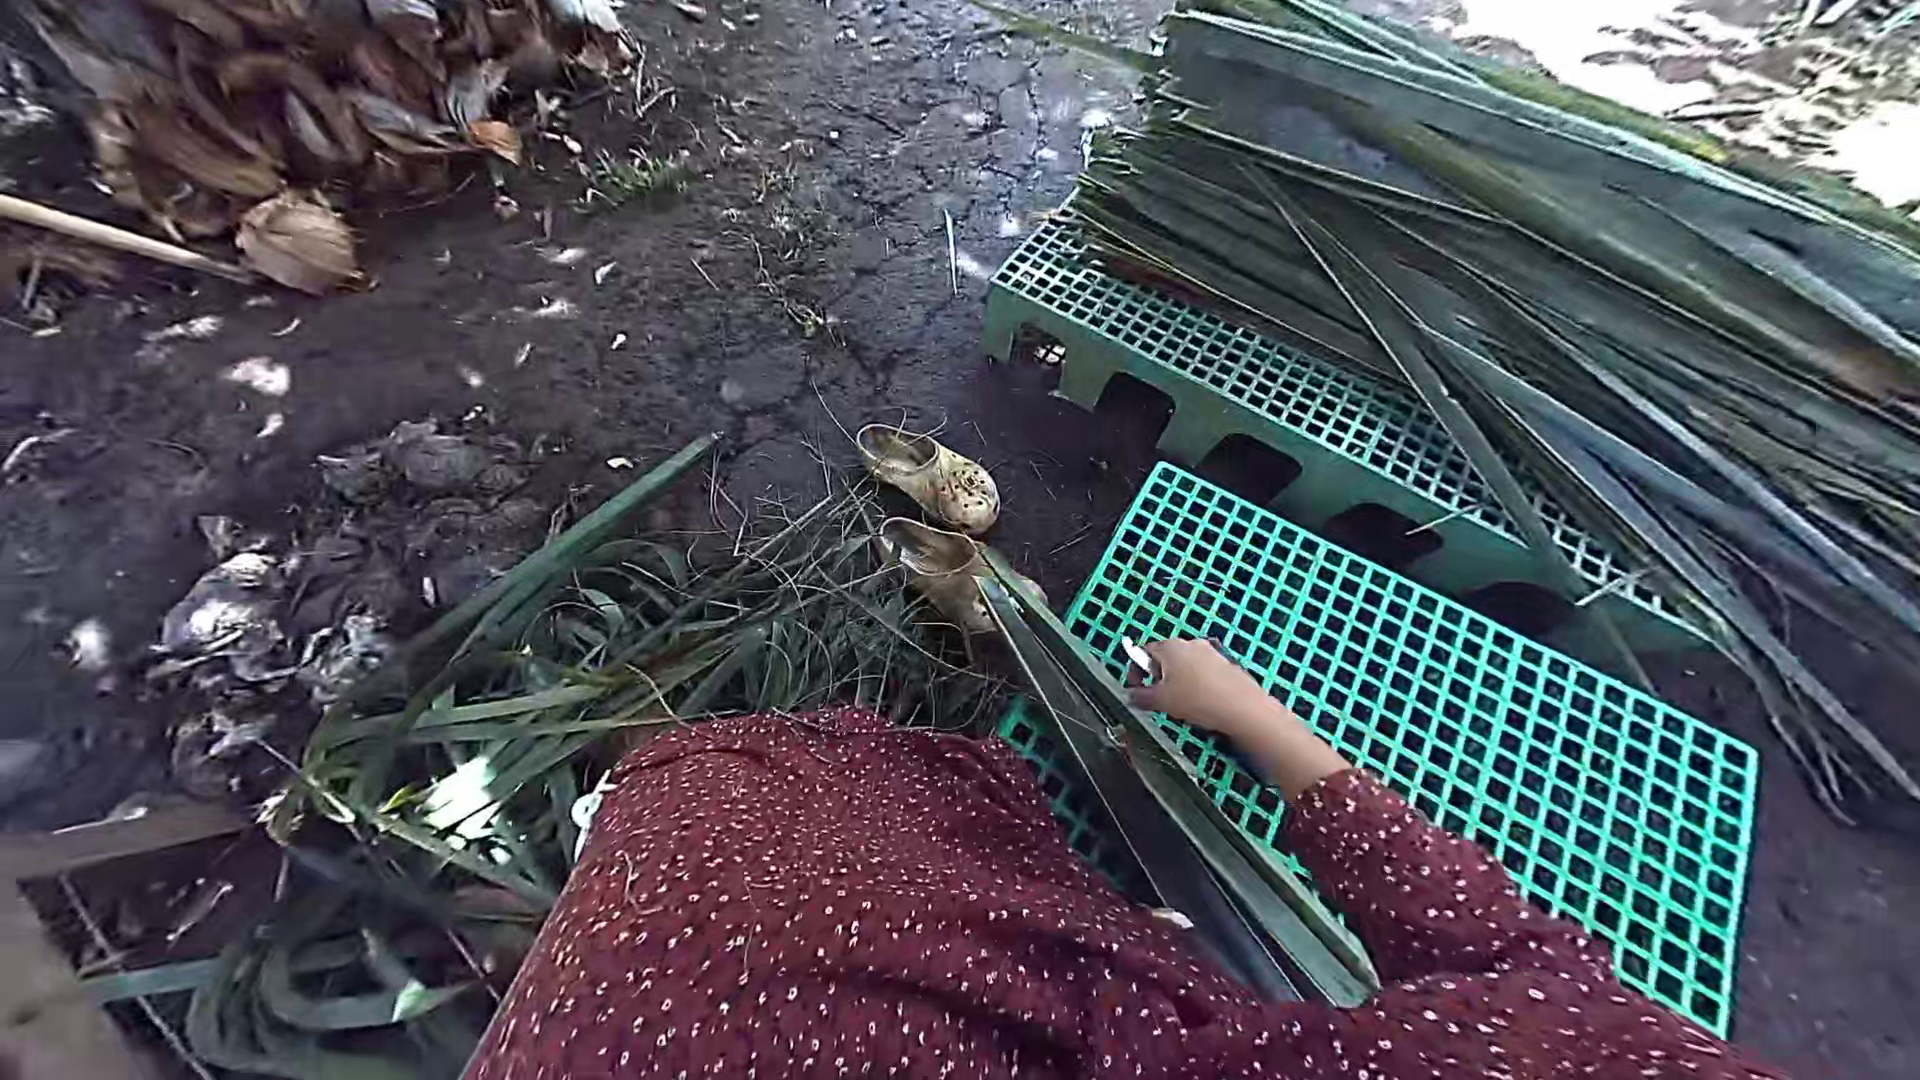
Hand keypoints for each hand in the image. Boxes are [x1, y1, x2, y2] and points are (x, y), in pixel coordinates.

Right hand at [1126, 638, 1288, 736]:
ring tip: (1180, 704)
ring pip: (1184, 665)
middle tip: (1158, 698)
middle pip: (1163, 658)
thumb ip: (1139, 696)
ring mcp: (1210, 652)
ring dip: (1177, 681)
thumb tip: (1130, 695)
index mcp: (1169, 647)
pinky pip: (1202, 672)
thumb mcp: (1161, 701)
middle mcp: (1189, 644)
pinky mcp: (1226, 664)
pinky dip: (1196, 684)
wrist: (1244, 709)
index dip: (1134, 672)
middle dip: (1157, 678)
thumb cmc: (1199, 700)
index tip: (1136, 690)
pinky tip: (1201, 703)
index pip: (1141, 652)